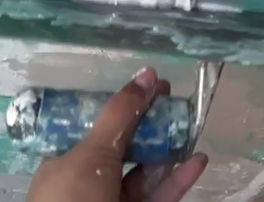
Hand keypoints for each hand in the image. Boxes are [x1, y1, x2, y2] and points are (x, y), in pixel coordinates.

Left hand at [27, 67, 209, 201]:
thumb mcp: (92, 153)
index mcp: (64, 162)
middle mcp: (88, 182)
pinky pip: (159, 196)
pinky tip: (199, 160)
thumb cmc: (74, 199)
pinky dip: (179, 180)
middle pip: (125, 145)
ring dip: (169, 149)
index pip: (96, 124)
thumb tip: (147, 74)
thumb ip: (121, 114)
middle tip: (173, 99)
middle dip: (151, 122)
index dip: (123, 103)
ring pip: (144, 172)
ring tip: (191, 124)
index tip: (149, 85)